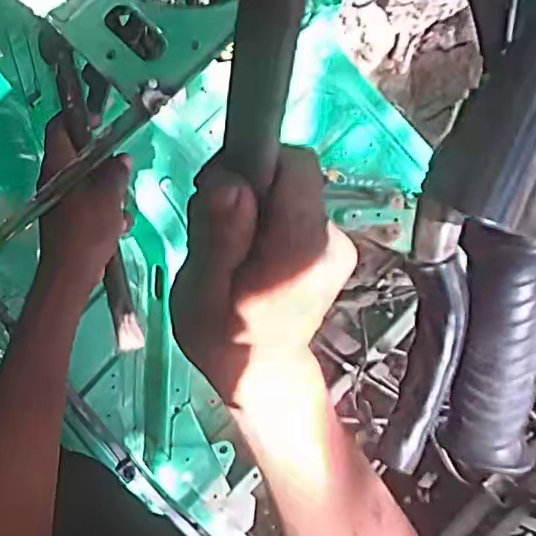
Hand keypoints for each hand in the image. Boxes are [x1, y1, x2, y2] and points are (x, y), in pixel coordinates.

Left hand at [35, 114, 131, 296]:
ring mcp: (59, 201)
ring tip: (121, 207)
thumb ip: (116, 172)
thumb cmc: (88, 228)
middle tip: (122, 173)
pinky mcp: (66, 220)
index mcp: (58, 164)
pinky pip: (88, 205)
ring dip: (109, 192)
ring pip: (88, 183)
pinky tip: (118, 226)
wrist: (71, 272)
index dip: (78, 117)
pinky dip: (105, 212)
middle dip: (105, 164)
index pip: (59, 127)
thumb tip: (121, 159)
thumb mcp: (110, 194)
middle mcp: (53, 179)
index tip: (100, 119)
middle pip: (79, 157)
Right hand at [171, 146, 356, 405]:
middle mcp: (329, 237)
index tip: (214, 196)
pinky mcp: (326, 244)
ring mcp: (333, 241)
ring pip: (283, 191)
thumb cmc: (222, 338)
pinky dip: (261, 222)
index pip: (293, 163)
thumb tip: (228, 181)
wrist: (258, 372)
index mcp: (301, 247)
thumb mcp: (203, 291)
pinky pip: (288, 210)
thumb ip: (218, 235)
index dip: (248, 165)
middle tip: (212, 230)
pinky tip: (245, 256)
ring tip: (226, 249)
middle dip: (242, 189)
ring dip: (248, 208)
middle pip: (287, 174)